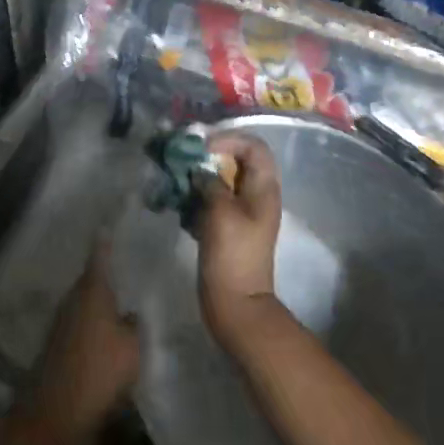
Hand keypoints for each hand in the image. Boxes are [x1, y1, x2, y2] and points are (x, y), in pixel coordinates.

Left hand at [21, 238, 140, 441]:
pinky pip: (80, 321)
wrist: (56, 412)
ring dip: (101, 300)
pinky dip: (93, 320)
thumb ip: (136, 322)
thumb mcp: (133, 345)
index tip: (112, 223)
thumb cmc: (100, 369)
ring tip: (125, 299)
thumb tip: (134, 311)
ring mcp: (62, 320)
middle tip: (130, 267)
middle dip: (109, 273)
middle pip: (92, 277)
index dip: (107, 239)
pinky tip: (109, 331)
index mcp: (92, 288)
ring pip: (86, 300)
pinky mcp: (57, 343)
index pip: (100, 254)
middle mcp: (73, 296)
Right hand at [195, 132, 281, 340]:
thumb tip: (199, 169)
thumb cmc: (232, 256)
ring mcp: (242, 211)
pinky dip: (198, 196)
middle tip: (185, 158)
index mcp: (264, 188)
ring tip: (179, 179)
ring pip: (223, 179)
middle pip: (237, 160)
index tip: (203, 148)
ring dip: (201, 176)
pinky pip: (213, 199)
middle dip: (211, 155)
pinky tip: (181, 203)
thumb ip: (210, 183)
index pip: (254, 146)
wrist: (236, 305)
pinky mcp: (228, 226)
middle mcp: (256, 195)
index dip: (229, 139)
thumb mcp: (220, 212)